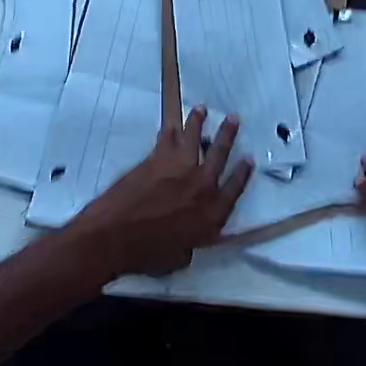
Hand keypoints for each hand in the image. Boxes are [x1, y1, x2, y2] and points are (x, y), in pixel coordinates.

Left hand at [67, 106, 254, 277]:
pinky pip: (168, 139)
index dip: (243, 172)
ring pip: (194, 137)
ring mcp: (180, 168)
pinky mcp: (158, 158)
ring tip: (201, 108)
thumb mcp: (181, 257)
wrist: (116, 234)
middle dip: (228, 134)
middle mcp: (202, 187)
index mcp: (212, 216)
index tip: (249, 157)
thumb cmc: (148, 254)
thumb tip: (188, 236)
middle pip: (220, 154)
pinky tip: (172, 125)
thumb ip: (192, 241)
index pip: (235, 188)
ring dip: (198, 121)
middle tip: (233, 117)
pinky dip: (171, 131)